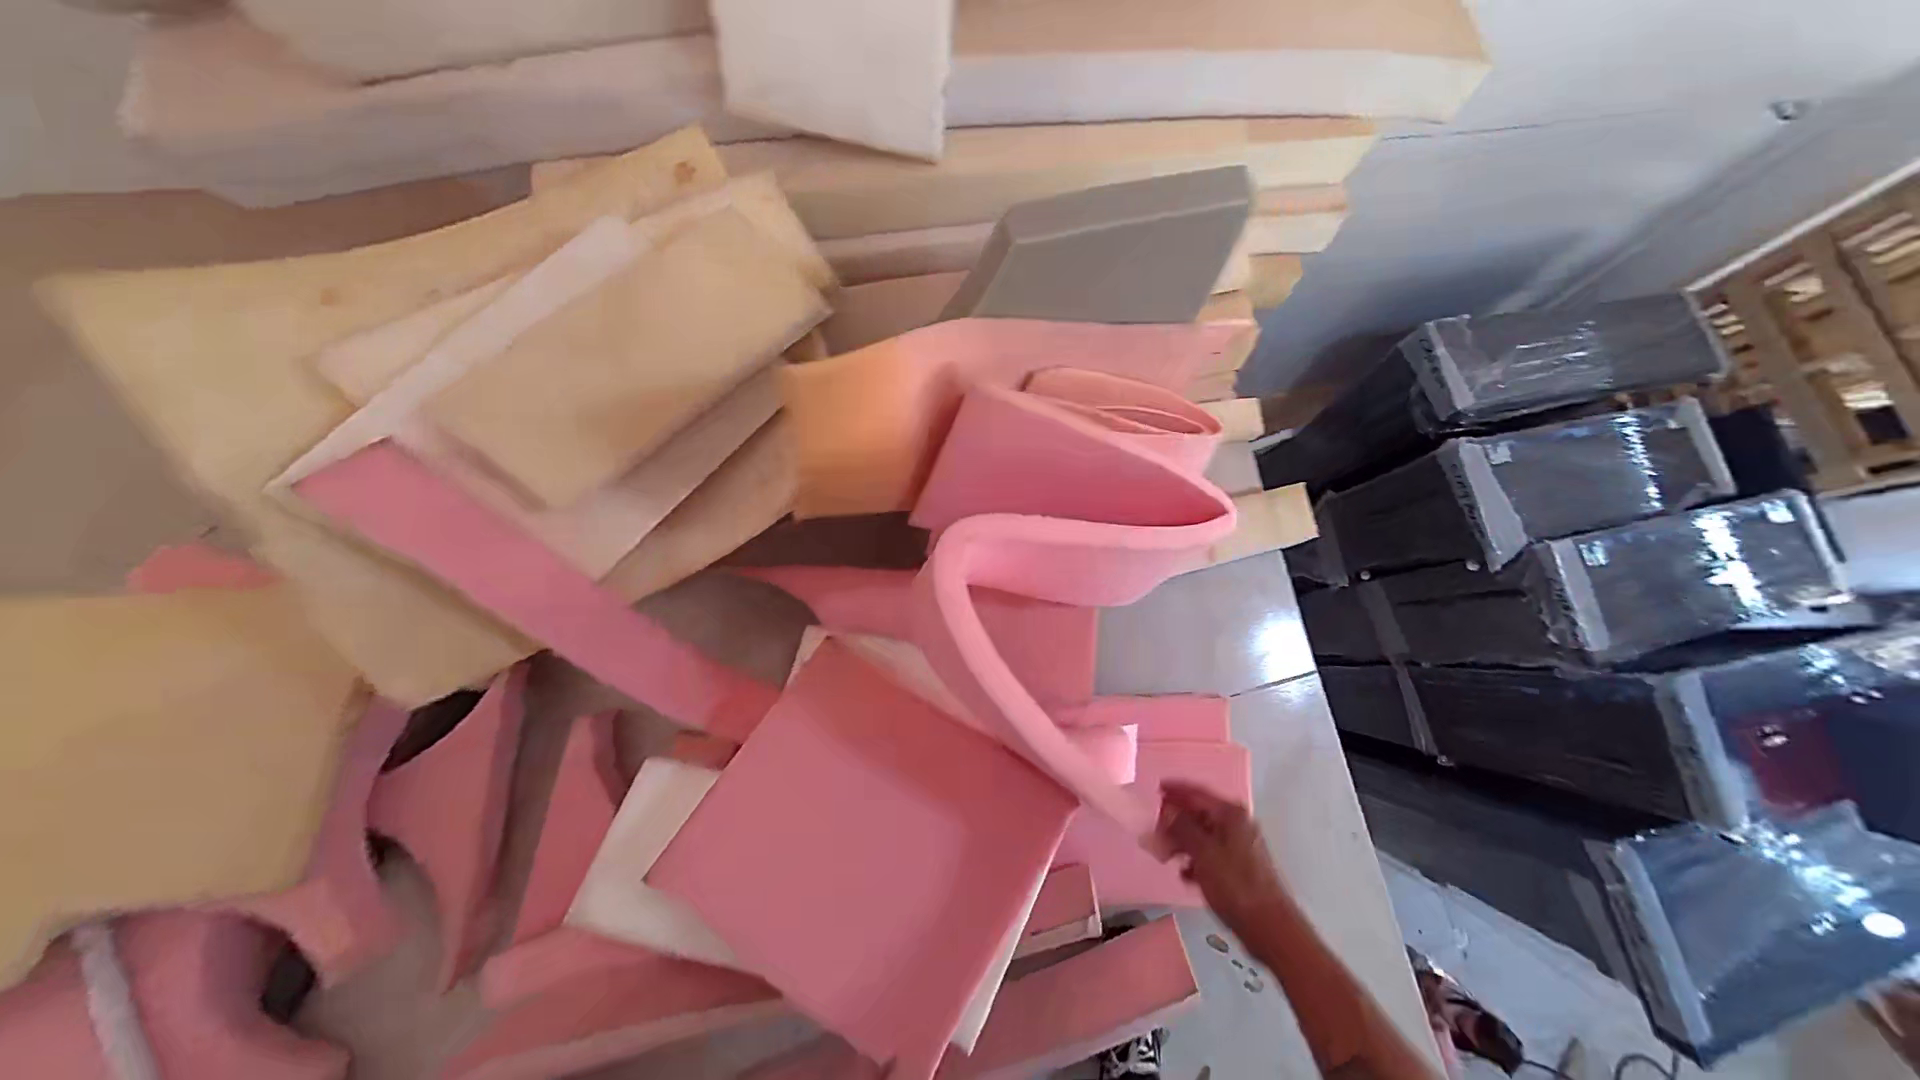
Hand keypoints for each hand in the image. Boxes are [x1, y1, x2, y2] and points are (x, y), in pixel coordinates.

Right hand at [1157, 780, 1286, 931]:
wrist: (1269, 927)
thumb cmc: (1235, 886)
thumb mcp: (1203, 853)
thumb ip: (1182, 827)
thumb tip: (1168, 811)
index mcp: (1230, 815)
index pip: (1196, 793)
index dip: (1175, 790)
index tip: (1156, 790)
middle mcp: (1236, 825)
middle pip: (1198, 814)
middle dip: (1175, 822)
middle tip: (1155, 832)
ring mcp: (1239, 846)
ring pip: (1202, 836)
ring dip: (1182, 843)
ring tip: (1165, 855)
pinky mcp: (1238, 867)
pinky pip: (1209, 855)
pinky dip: (1195, 860)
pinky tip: (1186, 875)